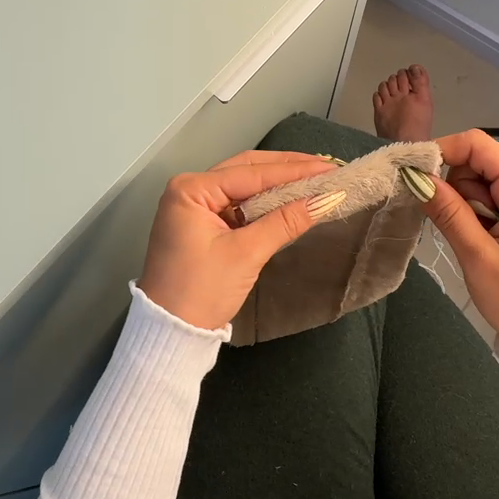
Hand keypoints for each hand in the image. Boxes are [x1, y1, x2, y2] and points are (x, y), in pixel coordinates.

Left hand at [138, 150, 338, 330]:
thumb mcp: (246, 254)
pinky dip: (264, 201)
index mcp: (191, 189)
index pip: (251, 172)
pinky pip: (238, 203)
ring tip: (314, 177)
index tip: (329, 167)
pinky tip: (290, 198)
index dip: (293, 170)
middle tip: (325, 167)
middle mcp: (190, 189)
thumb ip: (285, 222)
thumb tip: (326, 198)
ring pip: (243, 185)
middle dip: (286, 168)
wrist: (170, 332)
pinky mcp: (202, 223)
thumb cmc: (202, 291)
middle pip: (246, 169)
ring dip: (277, 183)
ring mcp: (194, 205)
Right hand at [416, 130, 498, 358]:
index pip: (479, 145)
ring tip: (473, 243)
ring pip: (483, 182)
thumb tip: (415, 176)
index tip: (413, 174)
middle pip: (479, 162)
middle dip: (456, 187)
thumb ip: (448, 212)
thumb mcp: (479, 259)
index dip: (442, 150)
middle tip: (458, 229)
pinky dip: (478, 214)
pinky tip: (481, 242)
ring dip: (466, 204)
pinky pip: (494, 199)